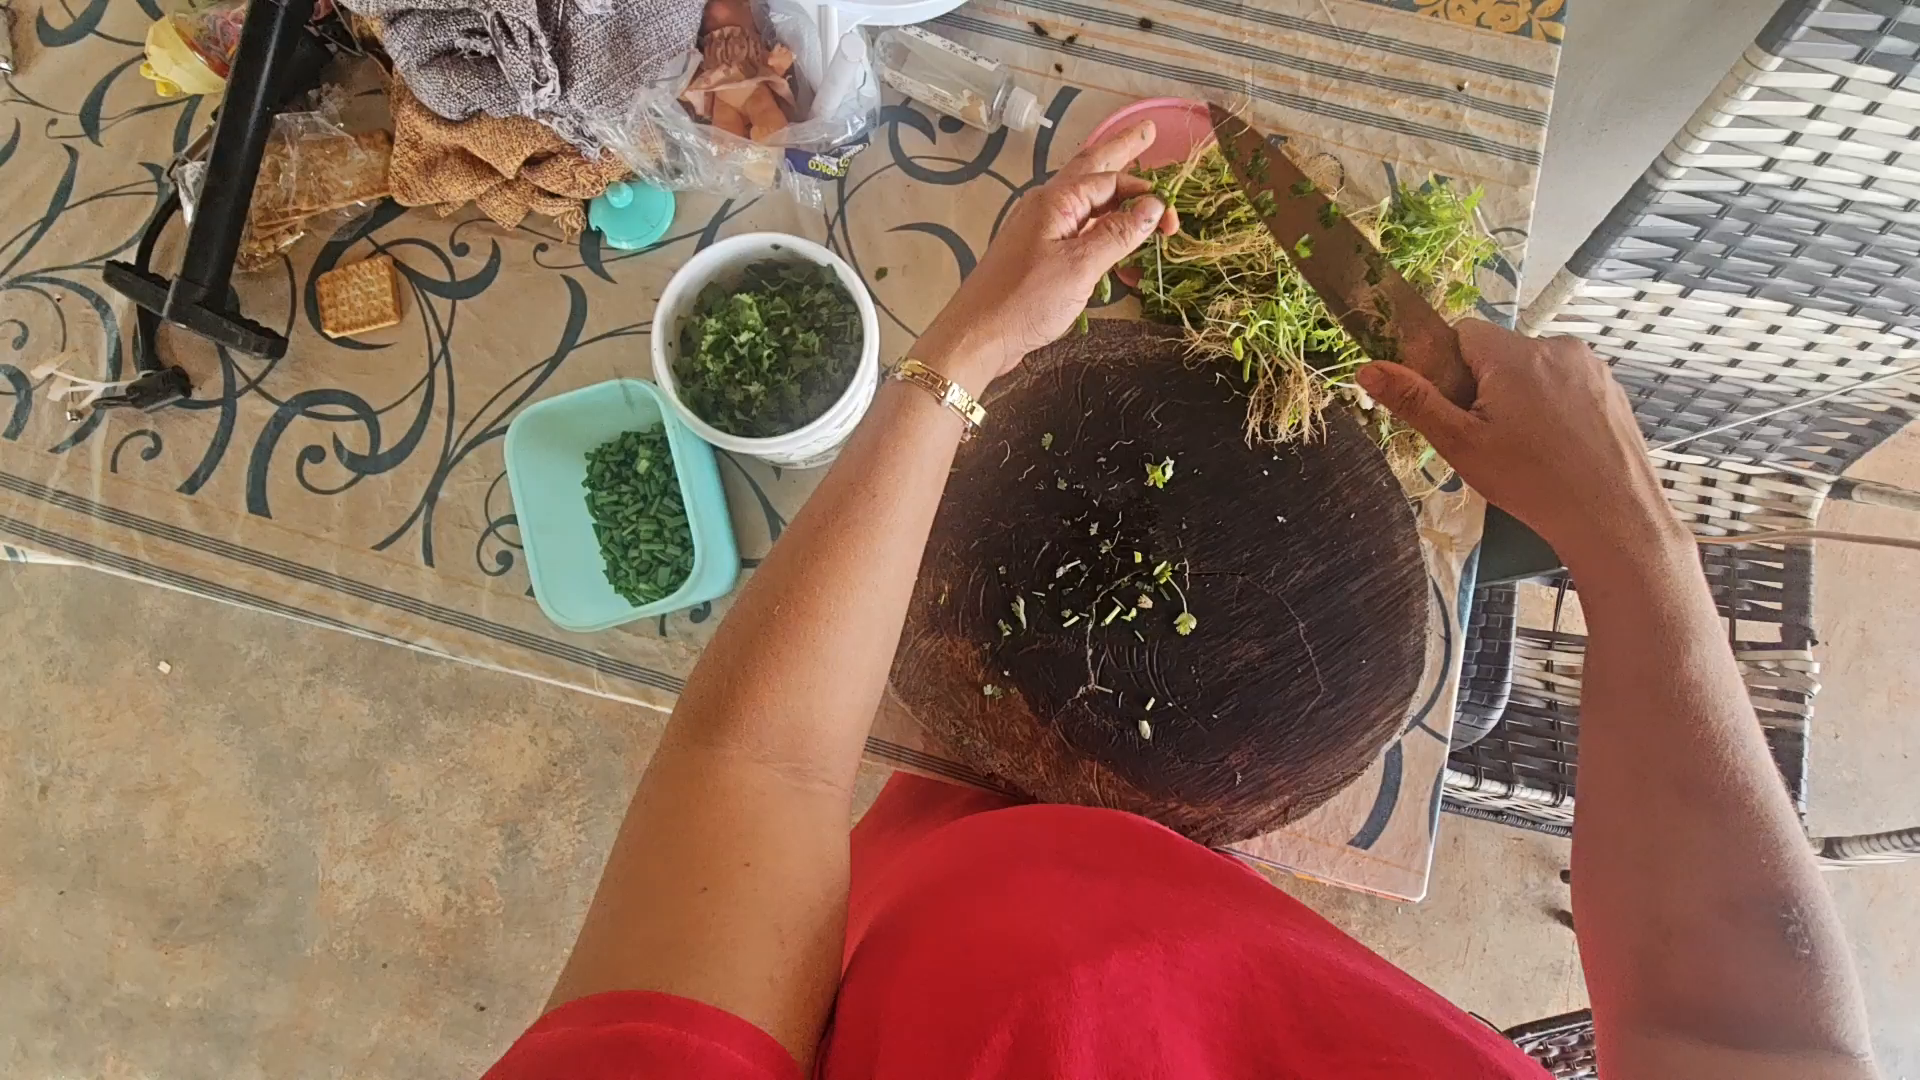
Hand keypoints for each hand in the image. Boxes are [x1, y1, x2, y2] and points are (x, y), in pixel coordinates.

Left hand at [913, 119, 1178, 388]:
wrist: (977, 337)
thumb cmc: (1024, 301)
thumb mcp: (1079, 268)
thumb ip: (1117, 235)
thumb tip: (1153, 206)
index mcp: (1056, 201)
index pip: (1111, 180)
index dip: (1145, 193)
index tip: (1172, 219)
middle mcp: (1046, 208)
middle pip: (1091, 172)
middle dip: (1121, 152)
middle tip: (1147, 131)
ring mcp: (1038, 232)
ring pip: (1083, 203)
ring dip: (1111, 195)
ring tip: (1134, 181)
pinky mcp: (1035, 257)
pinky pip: (1073, 233)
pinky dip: (1097, 232)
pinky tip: (1109, 240)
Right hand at [1355, 320, 1691, 576]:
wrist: (1611, 513)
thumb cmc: (1526, 479)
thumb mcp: (1457, 442)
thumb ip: (1413, 400)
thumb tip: (1367, 369)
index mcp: (1514, 355)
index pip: (1462, 332)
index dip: (1445, 365)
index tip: (1449, 405)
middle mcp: (1555, 346)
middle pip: (1495, 352)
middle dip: (1478, 384)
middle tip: (1480, 434)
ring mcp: (1589, 365)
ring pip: (1528, 367)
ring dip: (1513, 394)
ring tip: (1517, 444)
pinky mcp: (1609, 386)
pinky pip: (1560, 381)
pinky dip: (1545, 404)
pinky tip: (1549, 444)